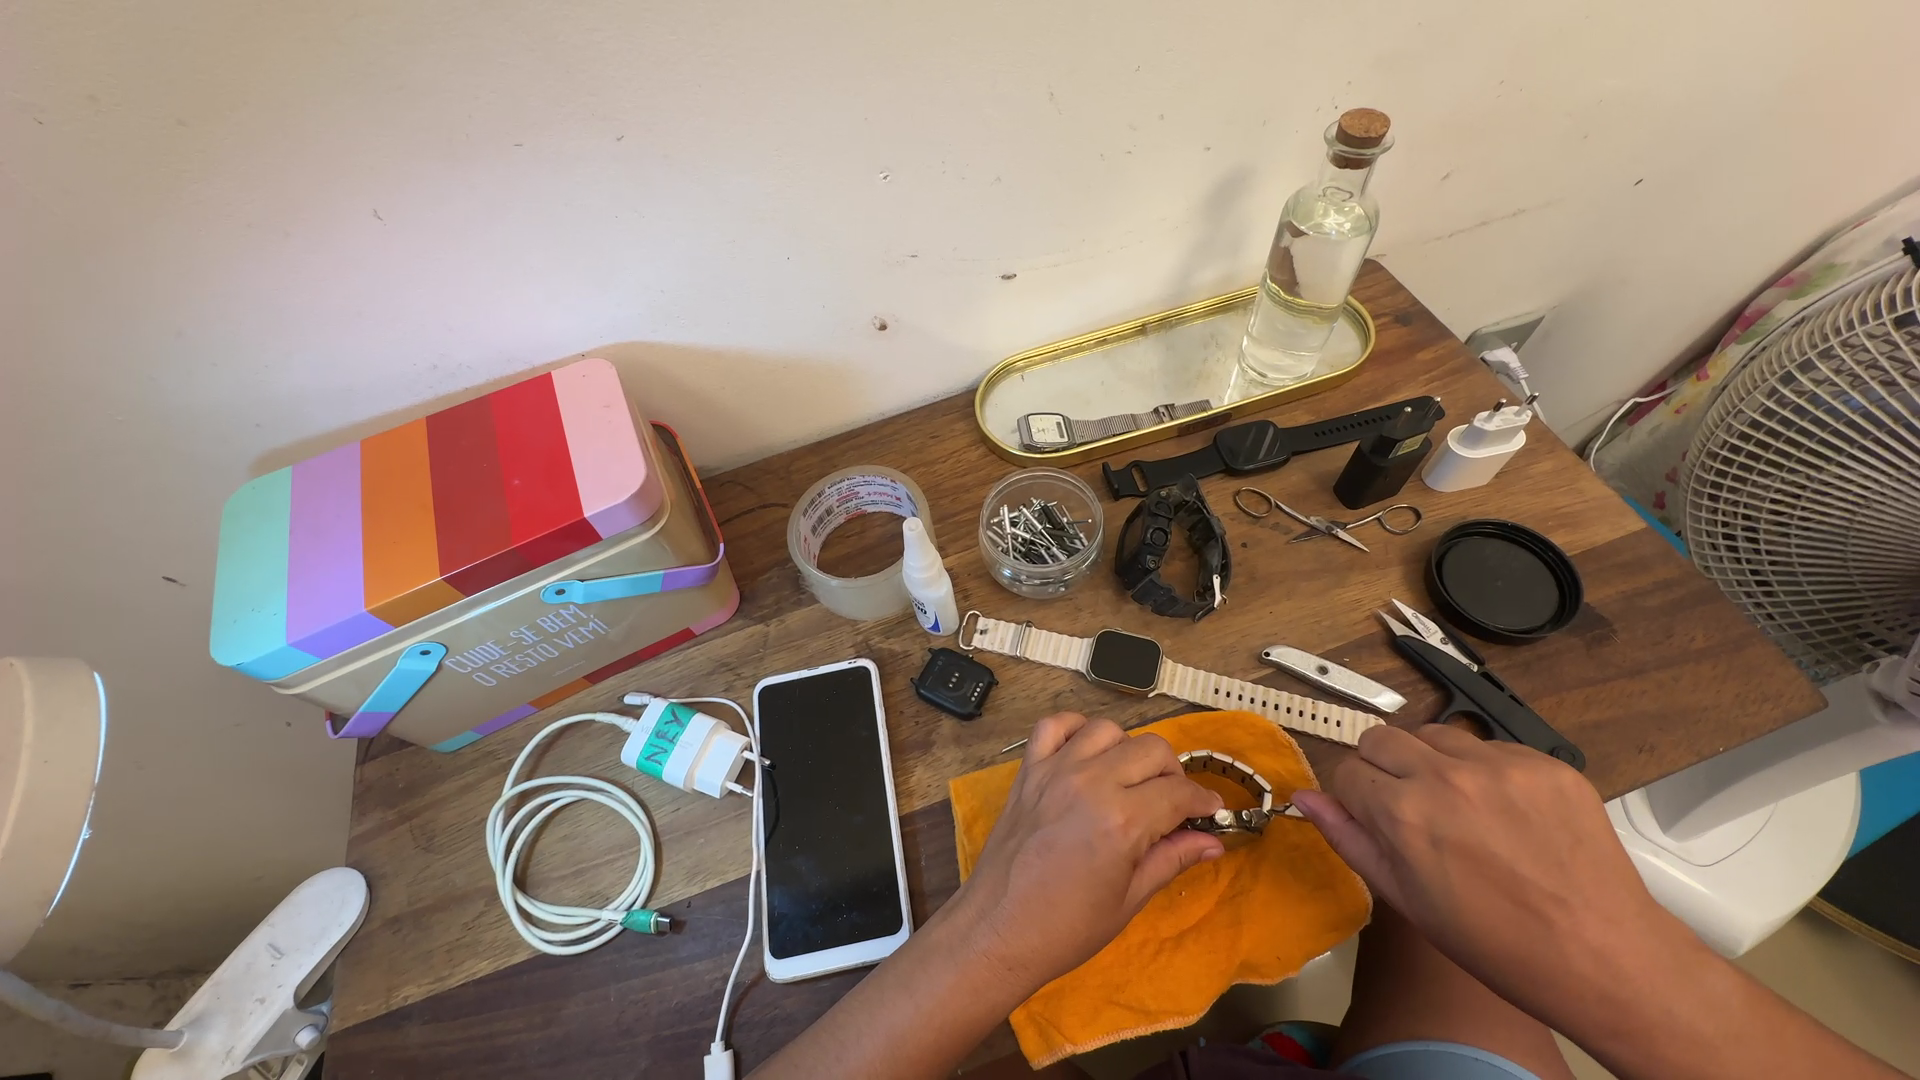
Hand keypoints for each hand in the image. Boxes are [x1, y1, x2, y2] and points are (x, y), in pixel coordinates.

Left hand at [947, 713, 1224, 993]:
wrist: (999, 928)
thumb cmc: (1068, 926)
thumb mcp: (1130, 899)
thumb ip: (1172, 859)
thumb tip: (1212, 843)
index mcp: (1122, 820)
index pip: (1179, 793)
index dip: (1202, 801)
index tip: (1210, 811)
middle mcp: (1091, 783)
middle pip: (1150, 749)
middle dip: (1172, 773)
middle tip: (1171, 802)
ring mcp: (1055, 770)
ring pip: (1106, 729)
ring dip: (1127, 749)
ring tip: (1128, 779)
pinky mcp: (1028, 770)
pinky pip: (1053, 725)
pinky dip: (1074, 729)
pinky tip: (1085, 753)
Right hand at [1292, 724, 1676, 1006]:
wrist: (1606, 957)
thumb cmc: (1493, 941)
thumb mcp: (1404, 898)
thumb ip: (1348, 838)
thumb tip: (1305, 796)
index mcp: (1403, 812)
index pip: (1347, 770)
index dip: (1355, 797)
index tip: (1375, 821)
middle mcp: (1444, 775)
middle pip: (1381, 737)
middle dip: (1383, 768)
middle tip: (1410, 808)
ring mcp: (1499, 764)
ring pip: (1432, 733)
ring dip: (1430, 761)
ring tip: (1459, 807)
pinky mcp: (1545, 763)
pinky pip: (1489, 746)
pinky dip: (1483, 770)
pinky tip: (1504, 812)